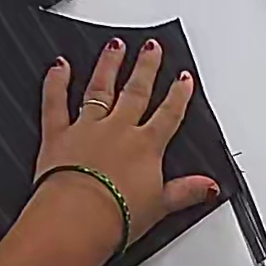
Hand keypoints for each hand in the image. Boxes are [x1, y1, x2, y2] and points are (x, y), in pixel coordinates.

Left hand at [38, 39, 218, 248]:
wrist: (76, 219)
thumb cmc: (116, 216)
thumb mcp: (161, 206)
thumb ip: (186, 192)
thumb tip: (209, 188)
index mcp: (147, 146)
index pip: (168, 114)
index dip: (178, 94)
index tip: (183, 78)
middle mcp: (119, 130)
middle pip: (137, 92)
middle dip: (147, 68)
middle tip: (152, 48)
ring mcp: (87, 129)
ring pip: (101, 89)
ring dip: (109, 66)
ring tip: (116, 46)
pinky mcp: (57, 135)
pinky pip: (56, 103)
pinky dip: (56, 82)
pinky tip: (60, 65)